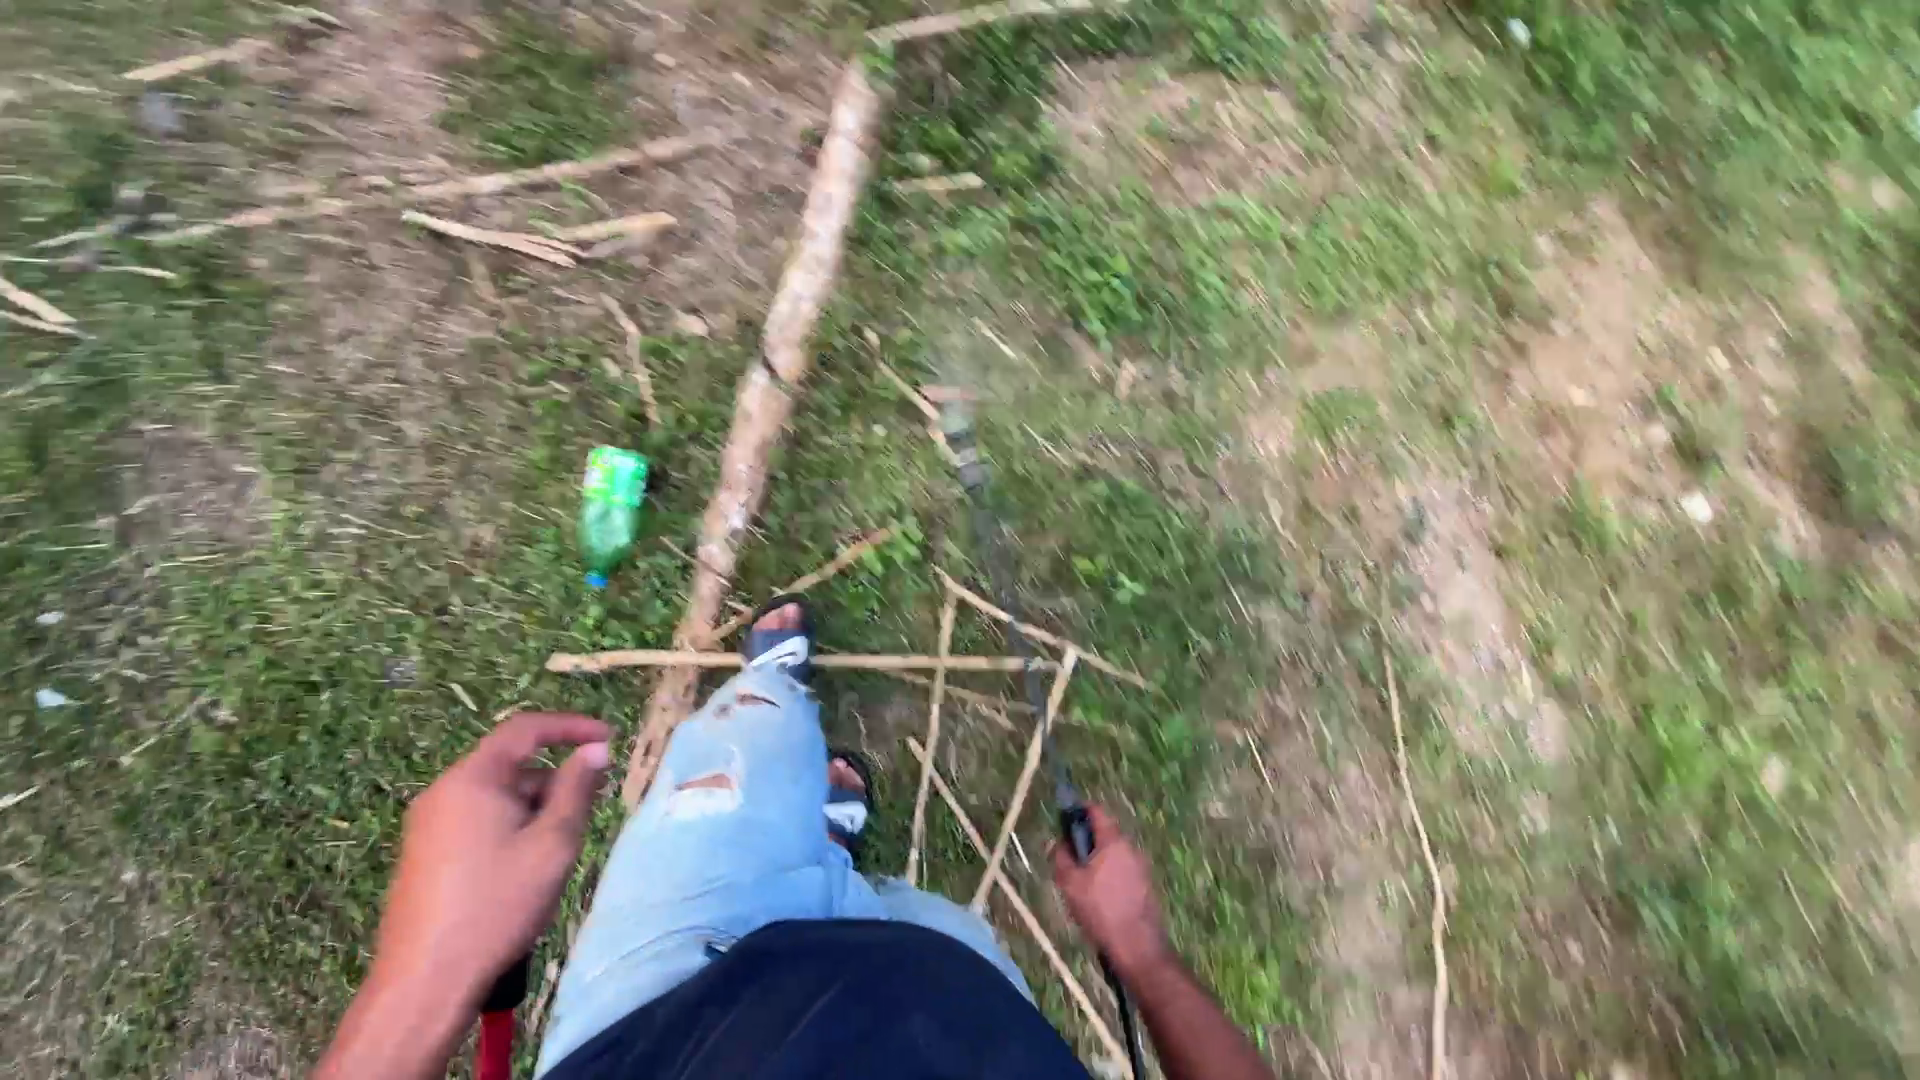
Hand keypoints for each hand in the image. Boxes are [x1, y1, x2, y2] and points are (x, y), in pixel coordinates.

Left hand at [369, 712, 612, 1006]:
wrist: (425, 983)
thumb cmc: (497, 903)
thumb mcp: (553, 842)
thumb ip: (577, 789)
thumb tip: (595, 750)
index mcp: (471, 780)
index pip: (526, 729)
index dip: (572, 726)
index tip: (610, 738)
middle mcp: (443, 792)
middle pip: (512, 765)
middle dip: (555, 781)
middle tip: (587, 814)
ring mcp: (428, 825)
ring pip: (498, 796)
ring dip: (535, 809)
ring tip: (557, 851)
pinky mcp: (425, 853)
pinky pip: (479, 819)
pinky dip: (512, 826)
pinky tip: (526, 867)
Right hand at [1051, 804, 1174, 980]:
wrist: (1137, 946)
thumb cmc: (1100, 909)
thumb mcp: (1070, 883)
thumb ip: (1060, 857)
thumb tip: (1059, 843)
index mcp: (1113, 840)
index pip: (1096, 811)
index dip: (1079, 811)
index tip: (1064, 821)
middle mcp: (1130, 848)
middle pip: (1104, 833)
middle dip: (1085, 841)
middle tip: (1068, 859)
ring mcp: (1141, 867)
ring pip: (1113, 854)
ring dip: (1096, 860)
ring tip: (1081, 884)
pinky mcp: (1145, 886)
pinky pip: (1122, 870)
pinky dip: (1108, 875)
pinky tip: (1099, 899)